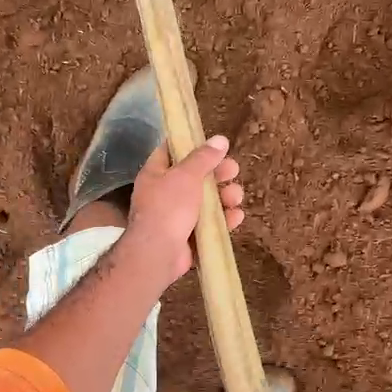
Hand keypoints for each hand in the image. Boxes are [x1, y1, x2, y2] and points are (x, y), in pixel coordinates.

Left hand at [118, 136, 243, 284]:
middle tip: (234, 170)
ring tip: (236, 197)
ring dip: (224, 197)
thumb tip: (220, 139)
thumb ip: (204, 157)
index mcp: (155, 174)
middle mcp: (163, 194)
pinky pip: (209, 224)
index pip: (171, 151)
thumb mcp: (186, 175)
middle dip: (217, 173)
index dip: (191, 144)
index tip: (213, 143)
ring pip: (205, 201)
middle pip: (195, 177)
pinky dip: (223, 220)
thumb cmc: (168, 207)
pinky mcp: (188, 237)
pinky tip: (236, 217)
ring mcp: (176, 217)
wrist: (158, 252)